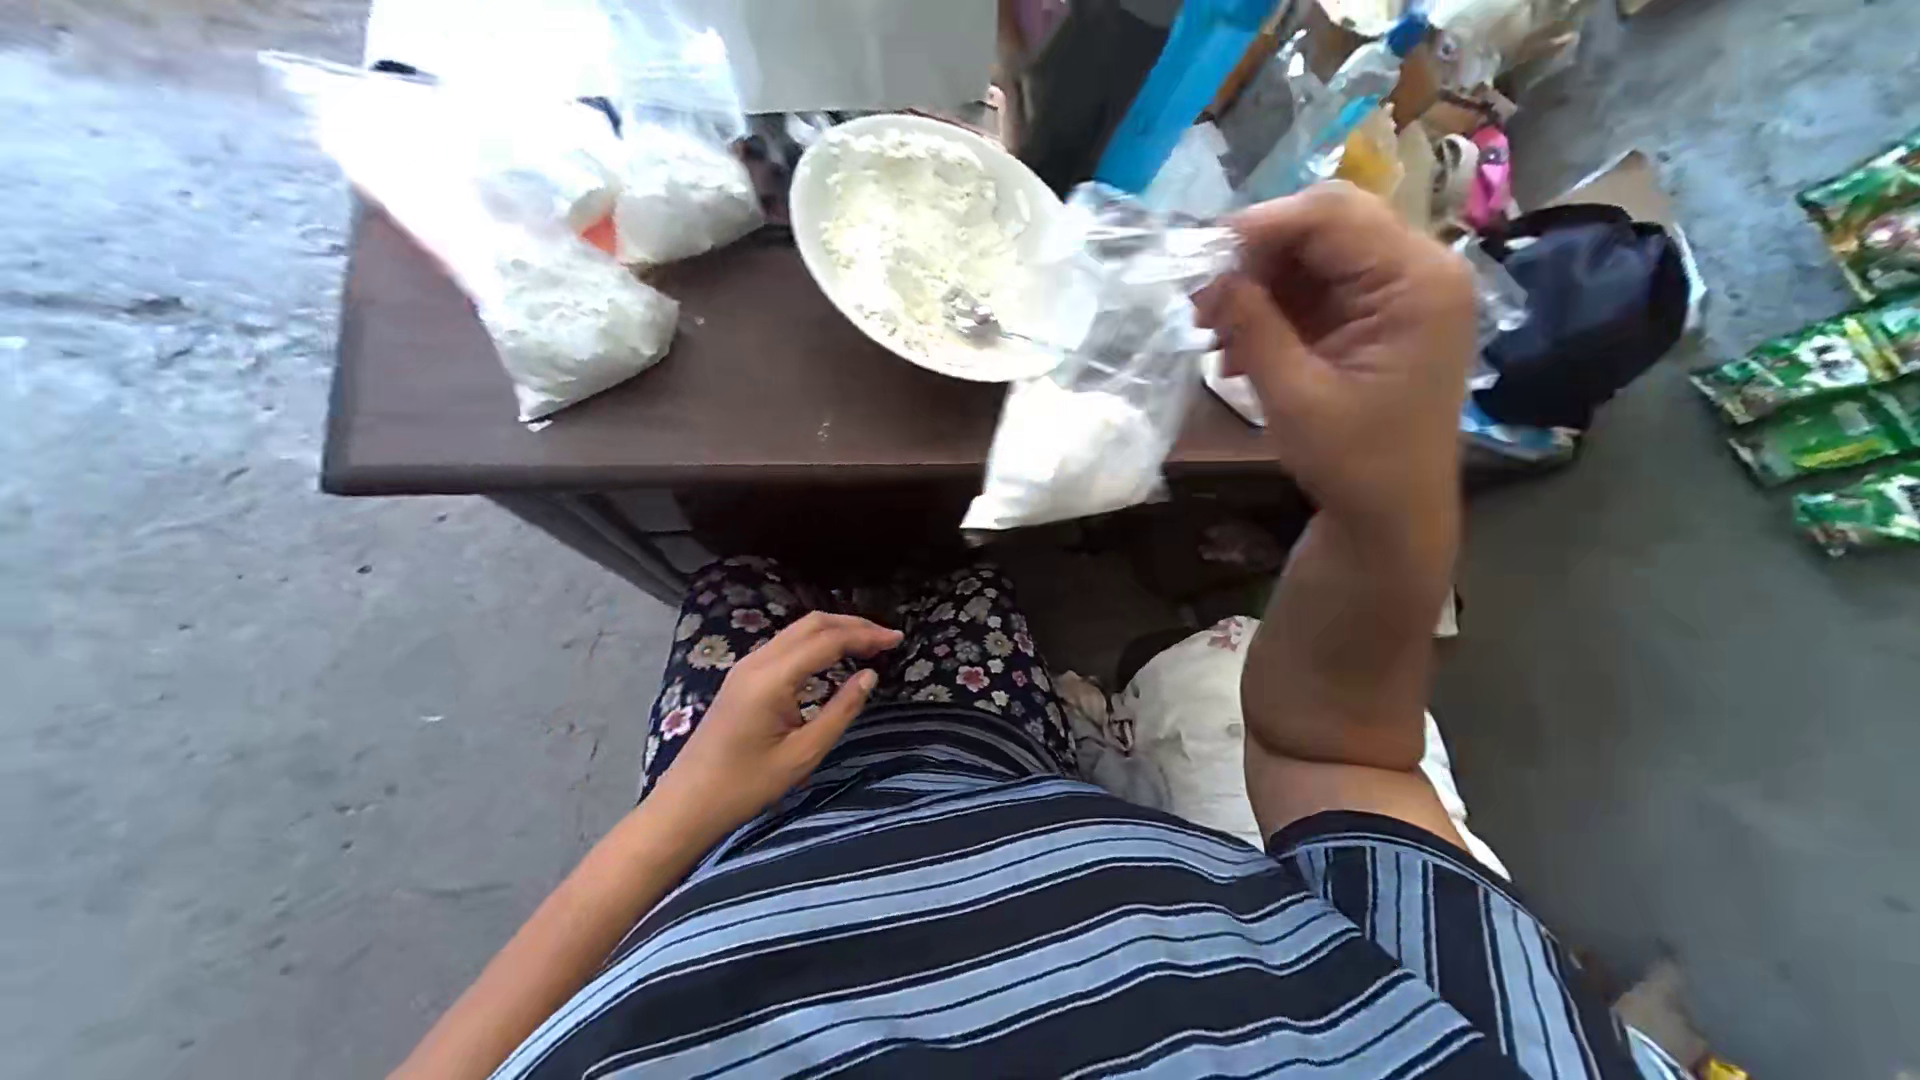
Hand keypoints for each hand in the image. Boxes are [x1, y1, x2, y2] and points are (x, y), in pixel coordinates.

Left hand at [648, 612, 902, 843]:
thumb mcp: (803, 755)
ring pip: (799, 630)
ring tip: (869, 644)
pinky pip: (788, 644)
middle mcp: (758, 661)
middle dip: (853, 625)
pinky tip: (836, 656)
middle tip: (887, 639)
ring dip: (836, 630)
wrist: (688, 803)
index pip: (827, 640)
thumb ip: (841, 711)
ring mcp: (747, 666)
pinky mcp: (745, 676)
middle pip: (813, 623)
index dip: (865, 635)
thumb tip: (870, 676)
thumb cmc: (745, 786)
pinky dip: (819, 641)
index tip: (897, 640)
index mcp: (771, 679)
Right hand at [1195, 183, 1475, 528]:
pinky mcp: (1376, 318)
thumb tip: (1208, 278)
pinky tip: (1239, 352)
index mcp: (1416, 282)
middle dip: (1255, 259)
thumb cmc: (1353, 461)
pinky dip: (1272, 313)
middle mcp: (1417, 272)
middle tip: (1202, 301)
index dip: (1259, 227)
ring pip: (1313, 259)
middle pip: (1324, 228)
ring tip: (1214, 336)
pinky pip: (1316, 293)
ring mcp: (1399, 295)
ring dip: (1257, 290)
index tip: (1196, 258)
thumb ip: (1253, 327)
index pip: (1332, 216)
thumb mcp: (1294, 394)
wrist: (1390, 512)